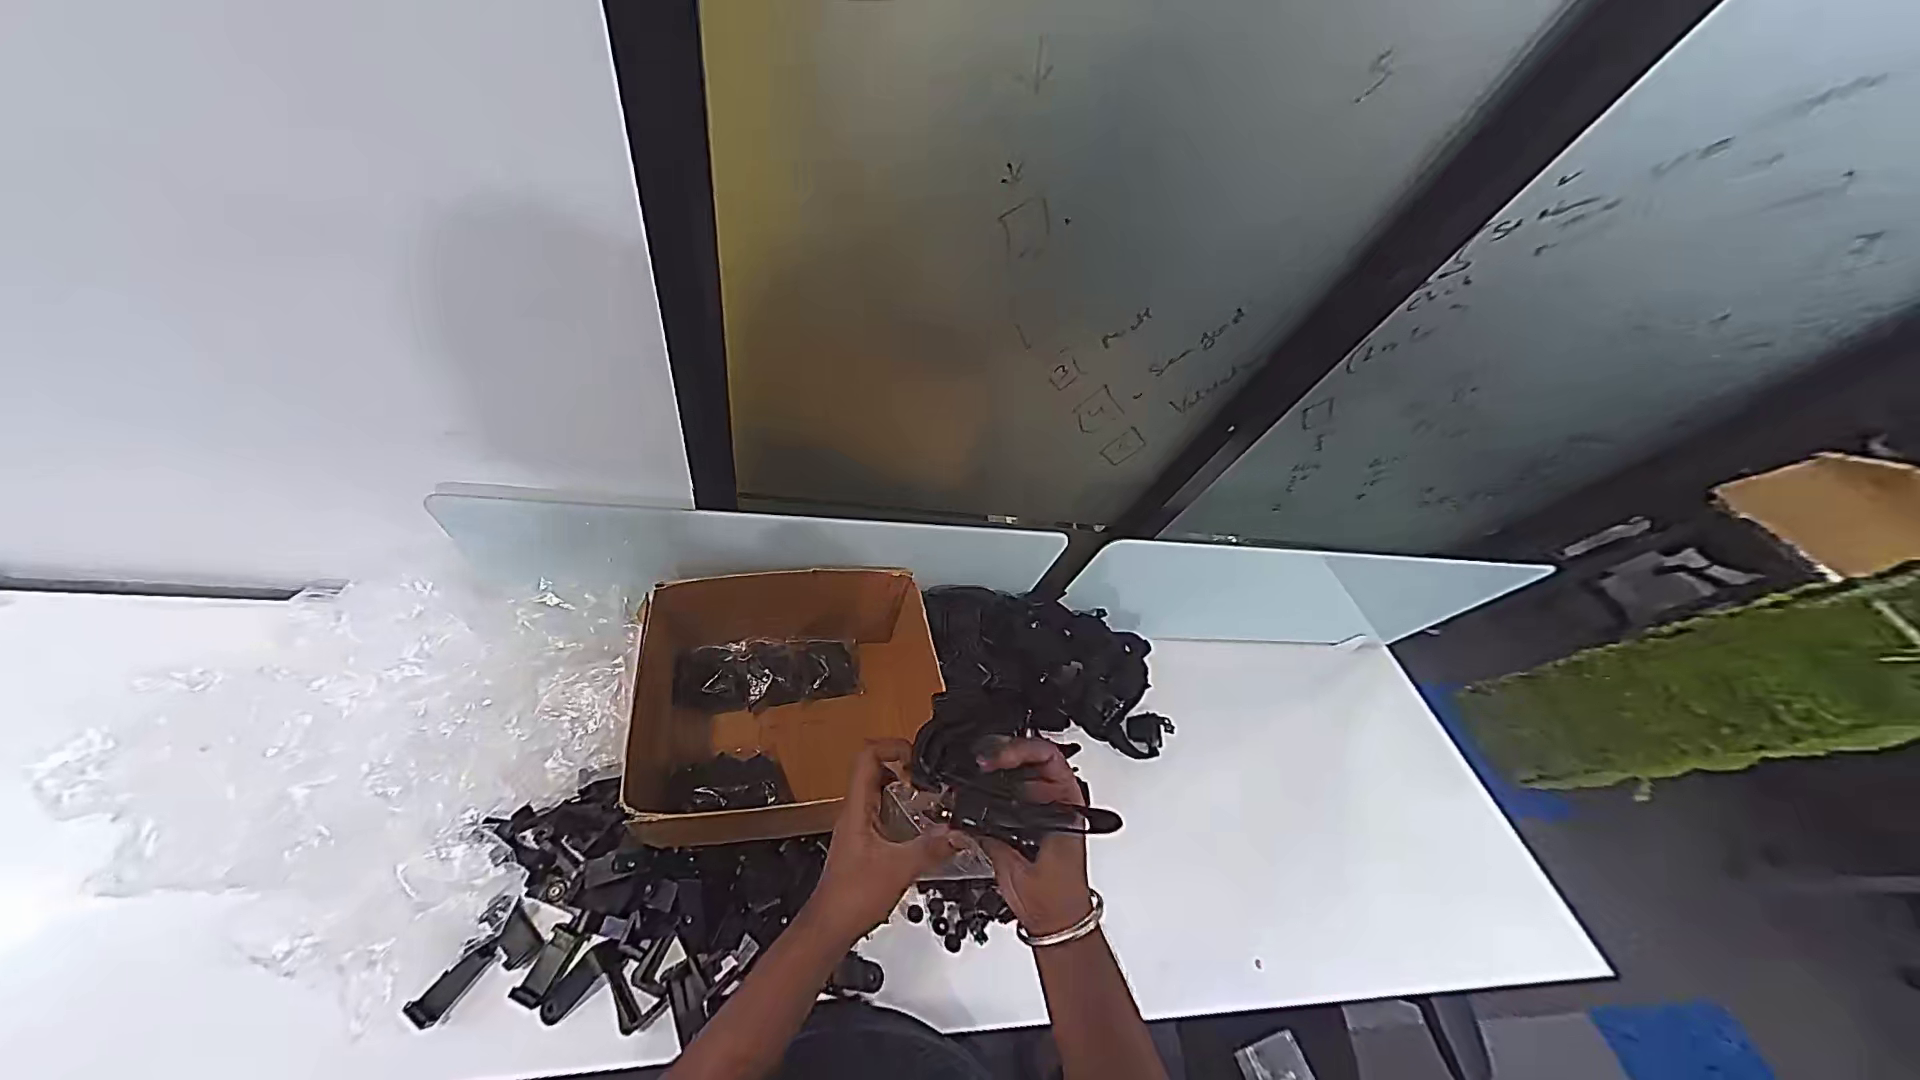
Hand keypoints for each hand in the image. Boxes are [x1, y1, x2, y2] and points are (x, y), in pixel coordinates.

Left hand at [804, 739, 965, 941]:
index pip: (867, 756)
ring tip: (927, 799)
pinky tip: (919, 829)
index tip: (915, 756)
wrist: (830, 926)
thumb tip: (955, 833)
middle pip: (875, 769)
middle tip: (926, 778)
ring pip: (880, 791)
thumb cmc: (850, 898)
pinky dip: (903, 811)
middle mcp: (855, 811)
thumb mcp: (898, 869)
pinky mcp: (864, 840)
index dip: (892, 747)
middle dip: (904, 767)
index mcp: (857, 808)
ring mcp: (858, 825)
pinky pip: (883, 812)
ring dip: (904, 790)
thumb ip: (930, 848)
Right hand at [978, 738, 1095, 936]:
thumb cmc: (1055, 899)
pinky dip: (993, 787)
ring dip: (997, 767)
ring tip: (977, 769)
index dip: (1021, 750)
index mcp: (1067, 803)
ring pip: (1020, 771)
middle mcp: (1057, 800)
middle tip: (981, 759)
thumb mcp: (1018, 868)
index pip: (1048, 757)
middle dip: (1004, 752)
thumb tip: (970, 816)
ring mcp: (1044, 806)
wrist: (1058, 924)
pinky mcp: (1029, 817)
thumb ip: (992, 839)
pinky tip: (976, 789)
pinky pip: (1011, 791)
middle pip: (1032, 757)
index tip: (997, 759)